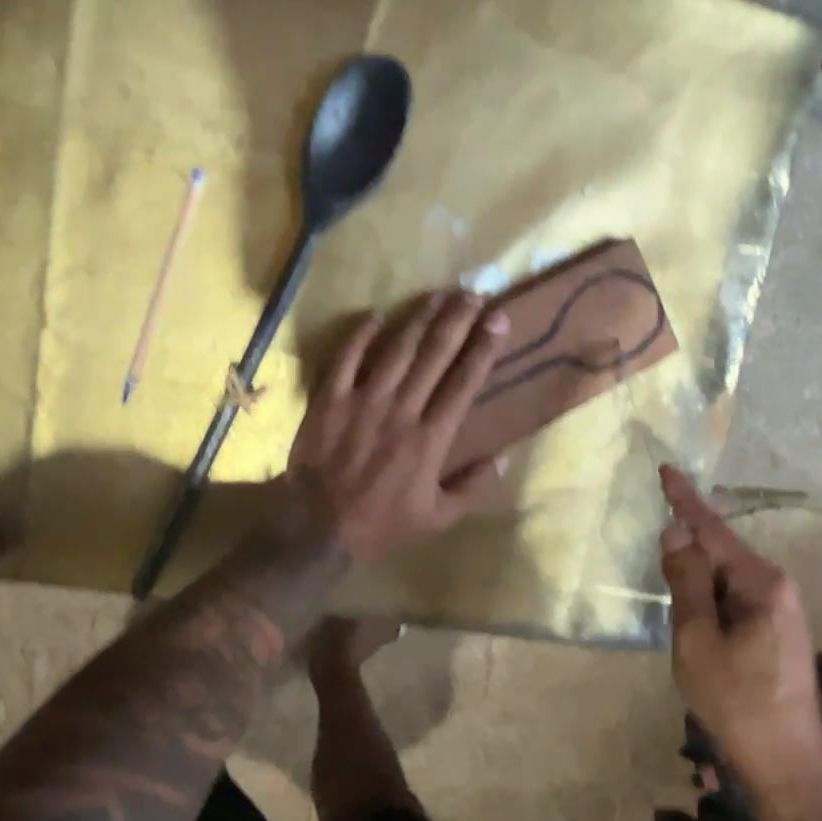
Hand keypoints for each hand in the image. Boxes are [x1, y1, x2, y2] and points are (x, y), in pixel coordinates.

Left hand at [284, 290, 509, 560]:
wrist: (319, 527)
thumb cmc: (381, 524)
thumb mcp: (437, 518)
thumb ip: (472, 487)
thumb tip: (503, 457)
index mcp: (431, 438)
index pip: (464, 382)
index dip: (483, 348)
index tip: (499, 320)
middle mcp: (402, 410)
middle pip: (435, 355)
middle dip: (457, 320)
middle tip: (473, 293)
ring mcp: (363, 401)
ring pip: (397, 349)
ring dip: (419, 319)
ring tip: (438, 294)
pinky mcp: (330, 399)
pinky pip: (347, 358)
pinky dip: (362, 334)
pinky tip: (377, 314)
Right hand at [658, 464, 821, 787]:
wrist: (785, 764)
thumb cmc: (736, 701)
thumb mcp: (697, 639)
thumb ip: (686, 583)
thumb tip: (675, 534)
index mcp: (762, 584)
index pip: (714, 531)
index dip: (686, 501)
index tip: (666, 470)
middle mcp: (778, 590)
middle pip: (723, 551)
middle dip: (691, 537)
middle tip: (660, 517)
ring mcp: (781, 614)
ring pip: (728, 577)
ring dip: (698, 570)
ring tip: (668, 564)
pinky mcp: (776, 635)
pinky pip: (734, 598)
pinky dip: (708, 593)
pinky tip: (690, 603)